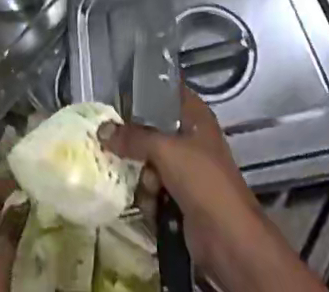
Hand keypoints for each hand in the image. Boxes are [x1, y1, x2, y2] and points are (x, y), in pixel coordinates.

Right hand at [101, 91, 319, 291]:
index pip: (167, 91)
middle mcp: (190, 138)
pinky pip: (154, 189)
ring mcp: (186, 169)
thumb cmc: (202, 179)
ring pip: (149, 163)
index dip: (146, 92)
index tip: (119, 99)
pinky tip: (154, 207)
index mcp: (195, 115)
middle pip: (152, 131)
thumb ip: (133, 137)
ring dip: (144, 179)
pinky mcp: (180, 197)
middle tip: (122, 152)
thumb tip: (102, 130)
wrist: (227, 236)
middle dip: (137, 147)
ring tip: (151, 188)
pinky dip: (150, 198)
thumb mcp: (165, 150)